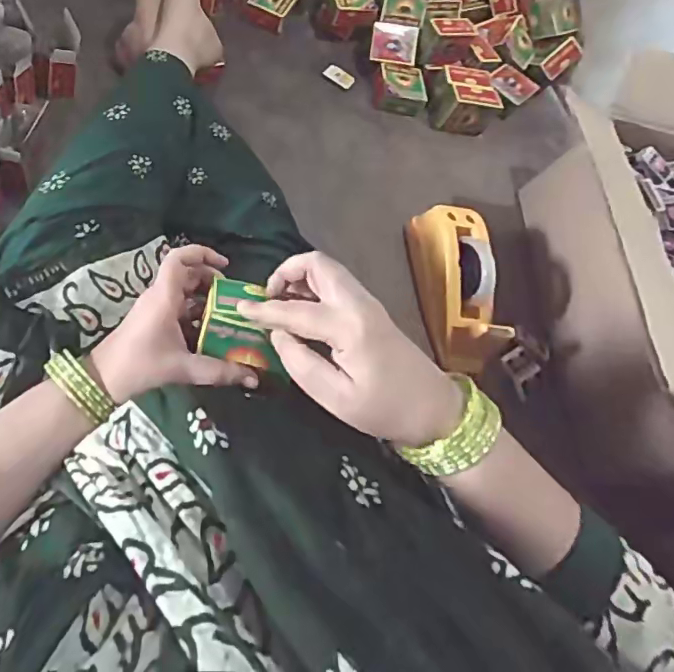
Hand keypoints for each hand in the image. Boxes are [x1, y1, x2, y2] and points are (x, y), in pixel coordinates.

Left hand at [89, 244, 259, 401]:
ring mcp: (155, 306)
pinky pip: (177, 305)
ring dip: (203, 296)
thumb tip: (253, 378)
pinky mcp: (153, 318)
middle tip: (230, 296)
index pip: (179, 258)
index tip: (224, 266)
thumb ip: (219, 372)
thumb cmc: (141, 364)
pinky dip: (194, 311)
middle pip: (186, 272)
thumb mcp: (183, 368)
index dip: (202, 253)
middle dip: (210, 279)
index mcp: (164, 296)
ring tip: (224, 313)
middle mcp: (159, 295)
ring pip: (182, 289)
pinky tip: (208, 329)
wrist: (106, 378)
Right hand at [241, 251, 462, 446]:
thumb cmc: (385, 409)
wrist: (434, 409)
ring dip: (299, 276)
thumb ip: (300, 363)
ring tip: (281, 303)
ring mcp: (366, 301)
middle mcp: (357, 303)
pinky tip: (302, 310)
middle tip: (267, 298)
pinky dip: (312, 284)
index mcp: (348, 326)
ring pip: (326, 267)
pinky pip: (334, 281)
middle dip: (285, 272)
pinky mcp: (369, 307)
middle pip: (316, 263)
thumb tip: (278, 336)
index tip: (239, 308)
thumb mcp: (336, 399)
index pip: (295, 309)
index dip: (263, 310)